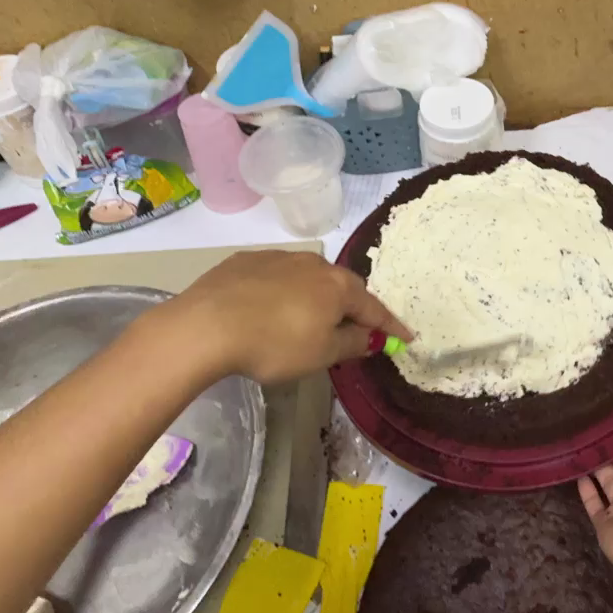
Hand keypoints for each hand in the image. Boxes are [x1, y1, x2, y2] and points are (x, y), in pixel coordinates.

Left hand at [133, 250, 407, 384]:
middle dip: (351, 307)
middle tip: (352, 329)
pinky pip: (276, 276)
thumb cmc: (274, 344)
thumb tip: (373, 336)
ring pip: (308, 278)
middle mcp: (314, 264)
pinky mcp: (245, 260)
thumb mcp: (321, 354)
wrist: (205, 325)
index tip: (406, 337)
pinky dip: (282, 292)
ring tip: (304, 321)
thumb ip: (352, 343)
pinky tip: (266, 309)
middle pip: (342, 287)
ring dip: (314, 297)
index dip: (390, 326)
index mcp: (338, 286)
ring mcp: (278, 258)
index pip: (374, 308)